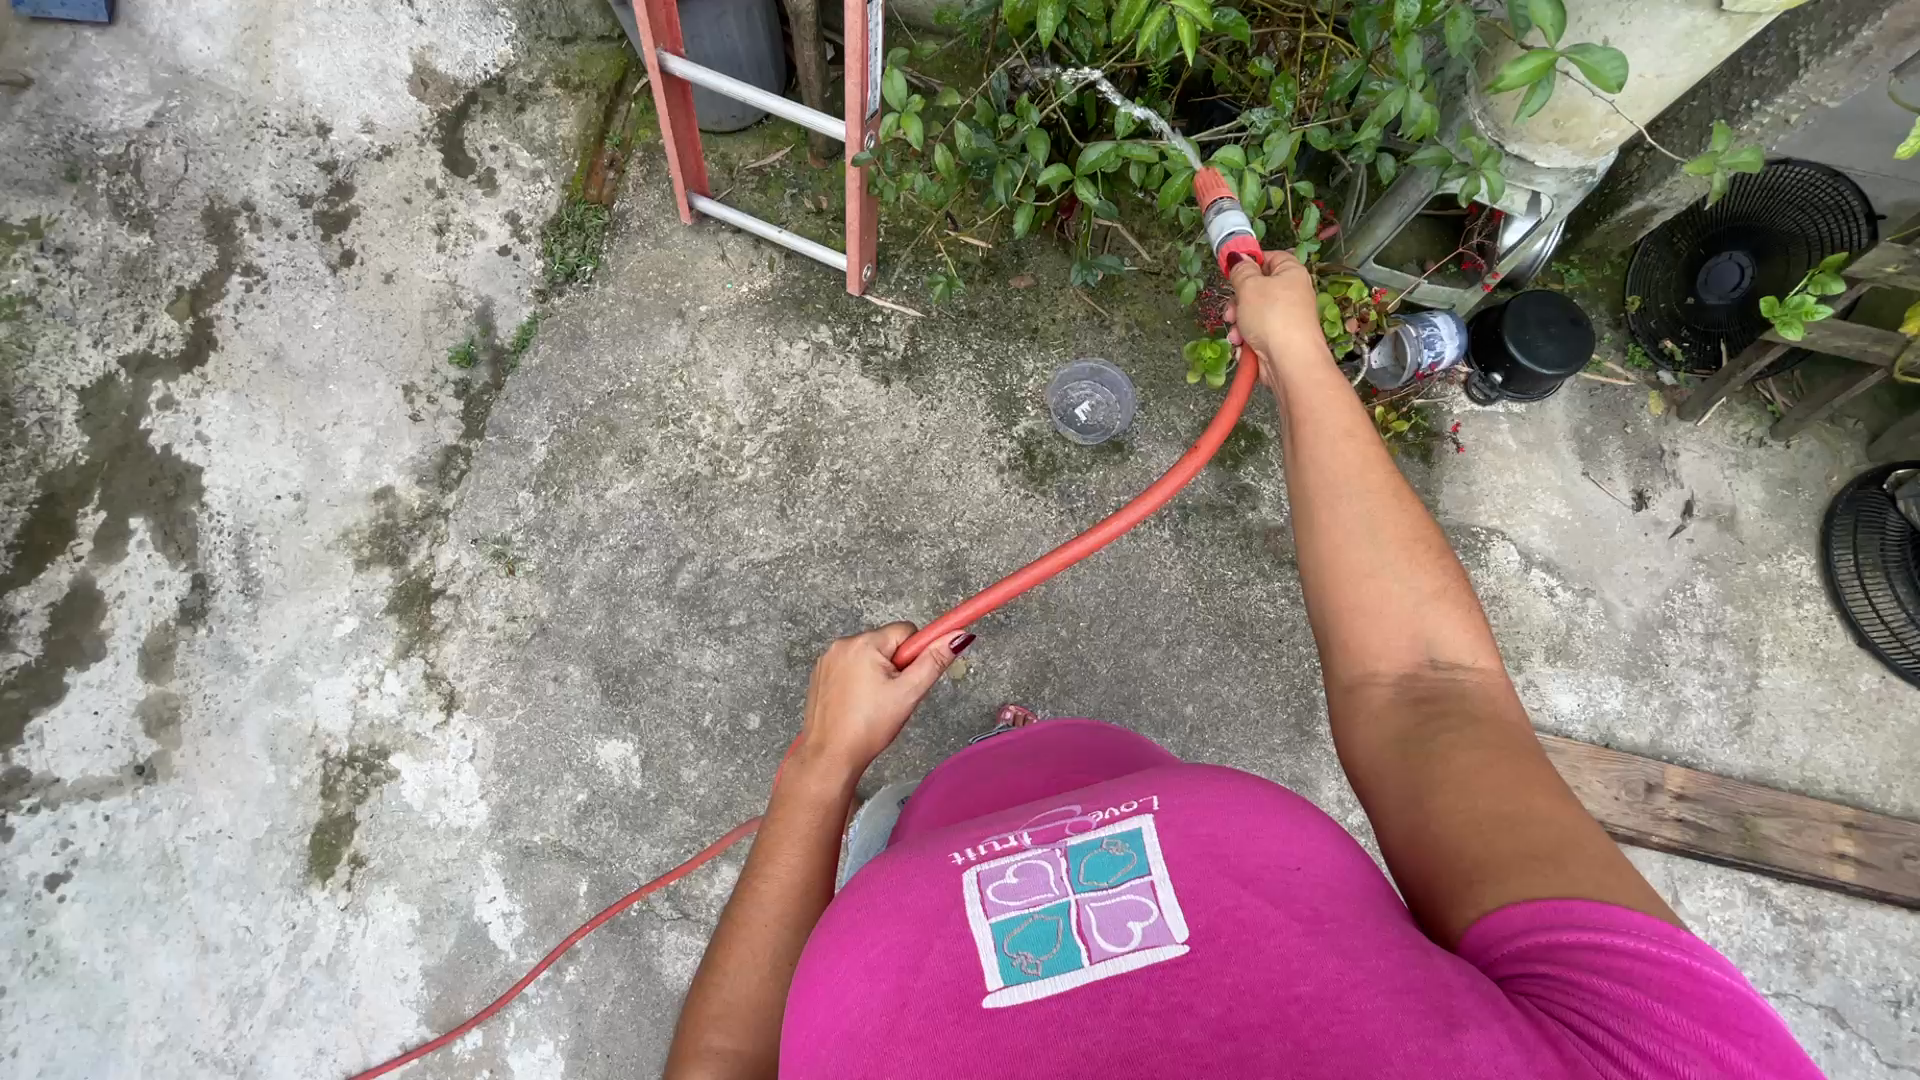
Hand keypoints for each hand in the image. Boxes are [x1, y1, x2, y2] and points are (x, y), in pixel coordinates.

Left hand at [793, 622, 972, 778]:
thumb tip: (957, 637)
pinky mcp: (821, 674)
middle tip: (893, 696)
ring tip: (875, 703)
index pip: (906, 631)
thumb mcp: (909, 693)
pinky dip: (860, 680)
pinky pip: (851, 667)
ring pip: (870, 656)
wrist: (830, 756)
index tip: (911, 678)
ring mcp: (828, 659)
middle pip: (887, 643)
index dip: (916, 655)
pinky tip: (859, 704)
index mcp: (864, 643)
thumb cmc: (866, 728)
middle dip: (897, 666)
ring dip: (878, 673)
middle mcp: (843, 644)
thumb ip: (935, 661)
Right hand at [1226, 250, 1331, 386]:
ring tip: (1236, 335)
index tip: (1232, 272)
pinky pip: (1255, 333)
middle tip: (1231, 312)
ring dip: (1238, 325)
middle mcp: (1291, 293)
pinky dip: (1246, 339)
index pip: (1270, 257)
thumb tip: (1238, 257)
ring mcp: (1284, 318)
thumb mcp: (1249, 287)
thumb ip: (1240, 271)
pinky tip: (1243, 347)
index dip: (1250, 262)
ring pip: (1252, 314)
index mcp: (1290, 273)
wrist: (1289, 360)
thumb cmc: (1271, 317)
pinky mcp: (1277, 339)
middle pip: (1256, 289)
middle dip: (1237, 303)